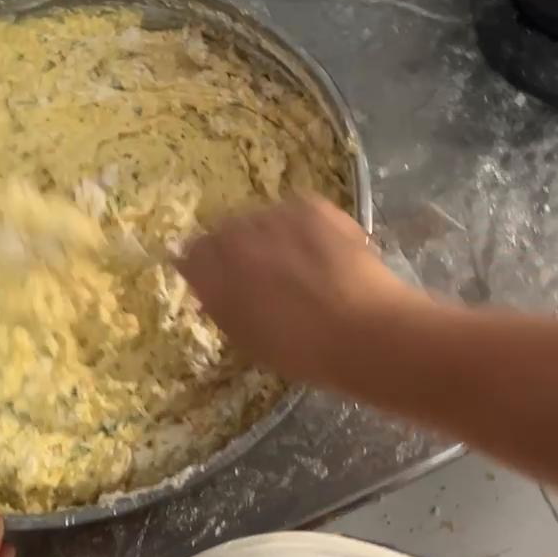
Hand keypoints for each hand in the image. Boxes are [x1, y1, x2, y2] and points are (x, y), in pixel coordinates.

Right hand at [177, 193, 421, 381]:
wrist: (364, 332)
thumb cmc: (304, 351)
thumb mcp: (249, 338)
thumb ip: (222, 304)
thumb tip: (211, 285)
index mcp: (212, 275)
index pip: (193, 255)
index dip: (210, 267)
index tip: (226, 281)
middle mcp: (234, 237)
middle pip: (227, 231)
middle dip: (242, 248)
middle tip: (270, 275)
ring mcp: (274, 217)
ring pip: (263, 218)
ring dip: (274, 235)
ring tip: (304, 264)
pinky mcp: (311, 206)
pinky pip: (297, 211)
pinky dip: (306, 226)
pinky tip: (326, 251)